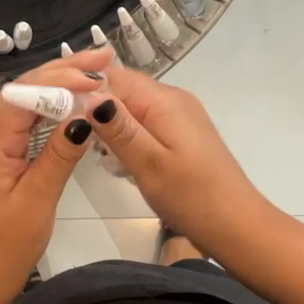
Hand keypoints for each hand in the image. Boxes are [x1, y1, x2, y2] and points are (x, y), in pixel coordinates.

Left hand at [0, 46, 114, 282]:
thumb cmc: (7, 243)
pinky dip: (50, 102)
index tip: (98, 75)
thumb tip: (87, 115)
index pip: (25, 93)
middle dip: (64, 70)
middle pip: (24, 87)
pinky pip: (24, 115)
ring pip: (25, 97)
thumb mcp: (38, 199)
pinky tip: (73, 96)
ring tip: (96, 68)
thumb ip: (60, 155)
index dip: (62, 79)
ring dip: (59, 81)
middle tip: (104, 56)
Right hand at [86, 68, 271, 244]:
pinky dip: (130, 138)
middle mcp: (173, 98)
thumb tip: (88, 95)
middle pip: (123, 89)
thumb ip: (119, 129)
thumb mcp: (148, 164)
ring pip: (133, 107)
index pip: (113, 77)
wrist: (238, 226)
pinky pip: (147, 122)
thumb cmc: (192, 197)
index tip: (66, 118)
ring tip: (105, 159)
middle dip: (99, 112)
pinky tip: (126, 163)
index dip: (86, 92)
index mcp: (164, 100)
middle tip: (85, 145)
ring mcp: (181, 115)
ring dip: (113, 128)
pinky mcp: (184, 133)